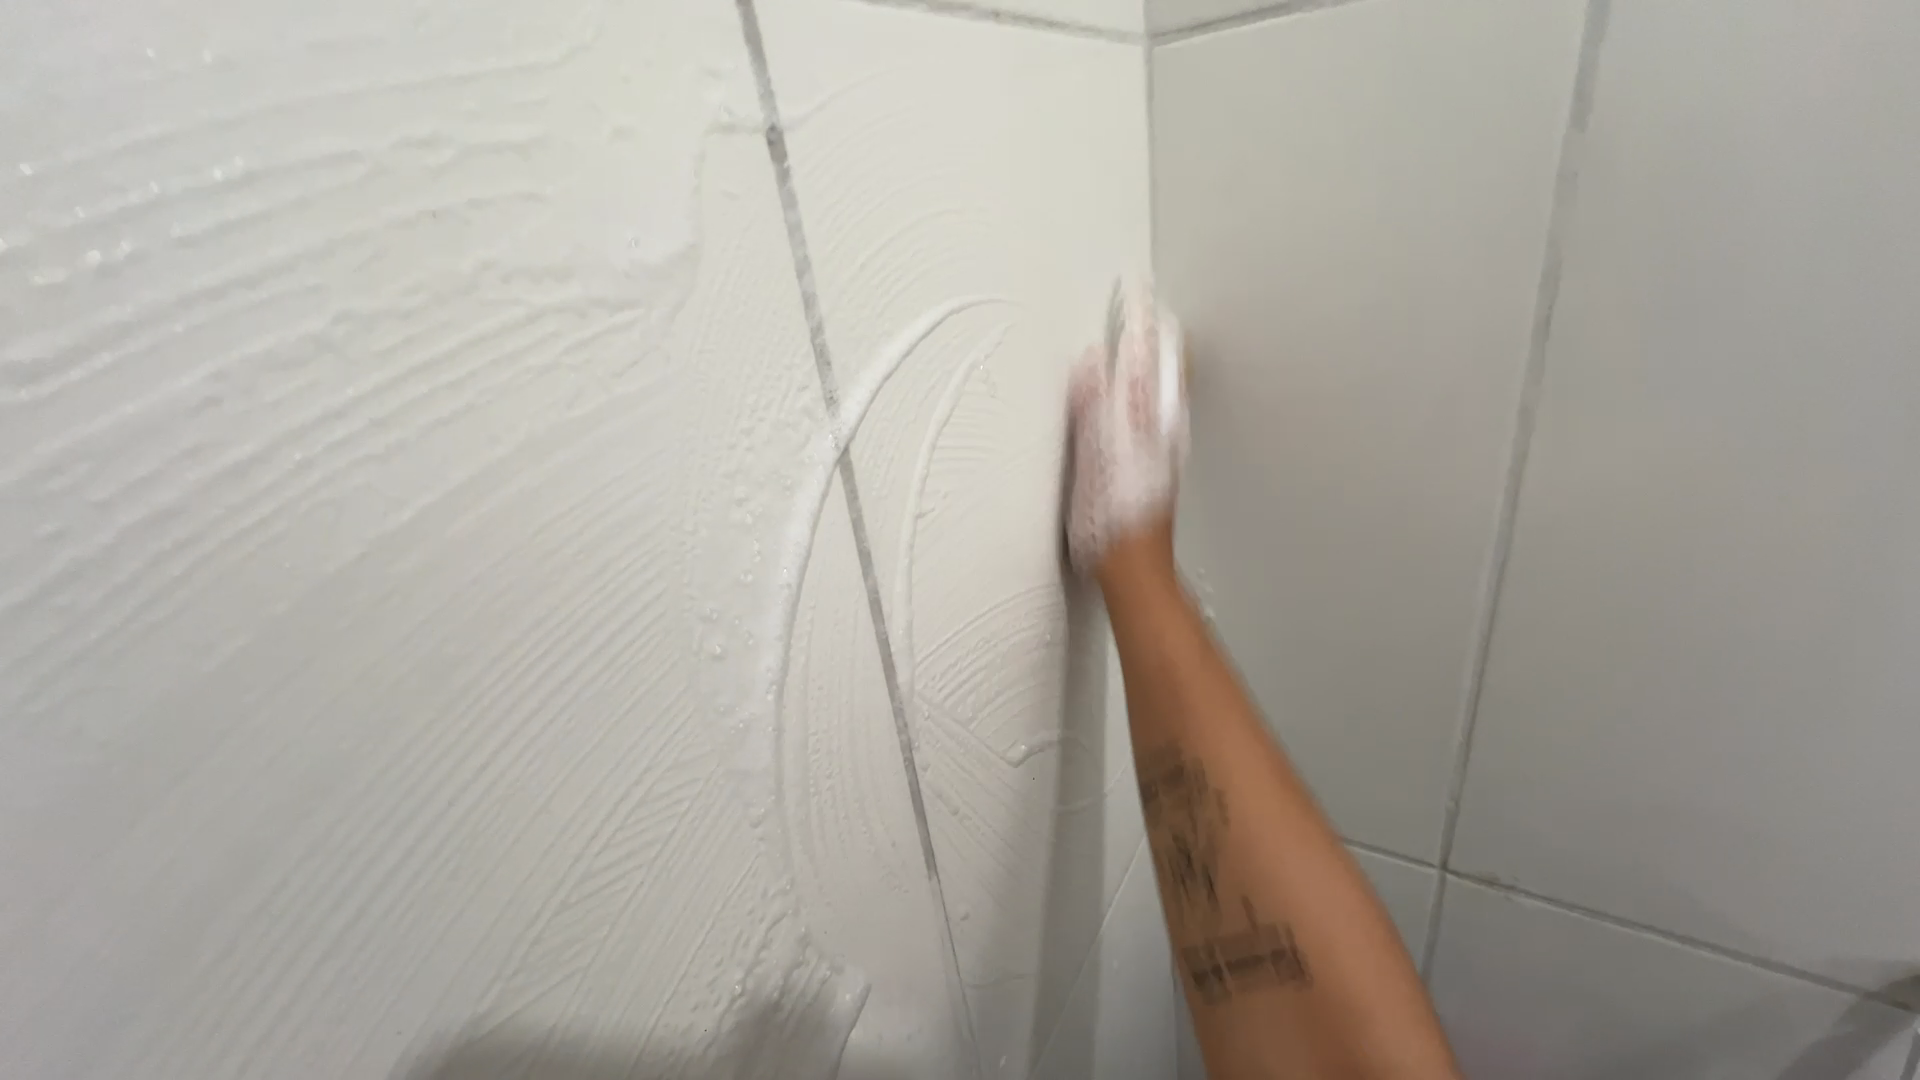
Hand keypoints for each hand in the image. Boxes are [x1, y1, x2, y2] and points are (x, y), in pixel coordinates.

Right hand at [1064, 283, 1187, 581]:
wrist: (1132, 562)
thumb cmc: (1114, 519)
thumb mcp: (1097, 459)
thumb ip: (1095, 407)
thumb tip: (1094, 362)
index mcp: (1147, 419)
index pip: (1147, 355)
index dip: (1140, 321)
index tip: (1134, 291)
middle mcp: (1161, 427)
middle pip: (1164, 366)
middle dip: (1155, 332)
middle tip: (1145, 302)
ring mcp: (1160, 444)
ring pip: (1164, 386)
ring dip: (1157, 355)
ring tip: (1149, 332)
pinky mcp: (1154, 462)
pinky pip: (1159, 410)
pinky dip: (1152, 386)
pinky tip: (1141, 390)